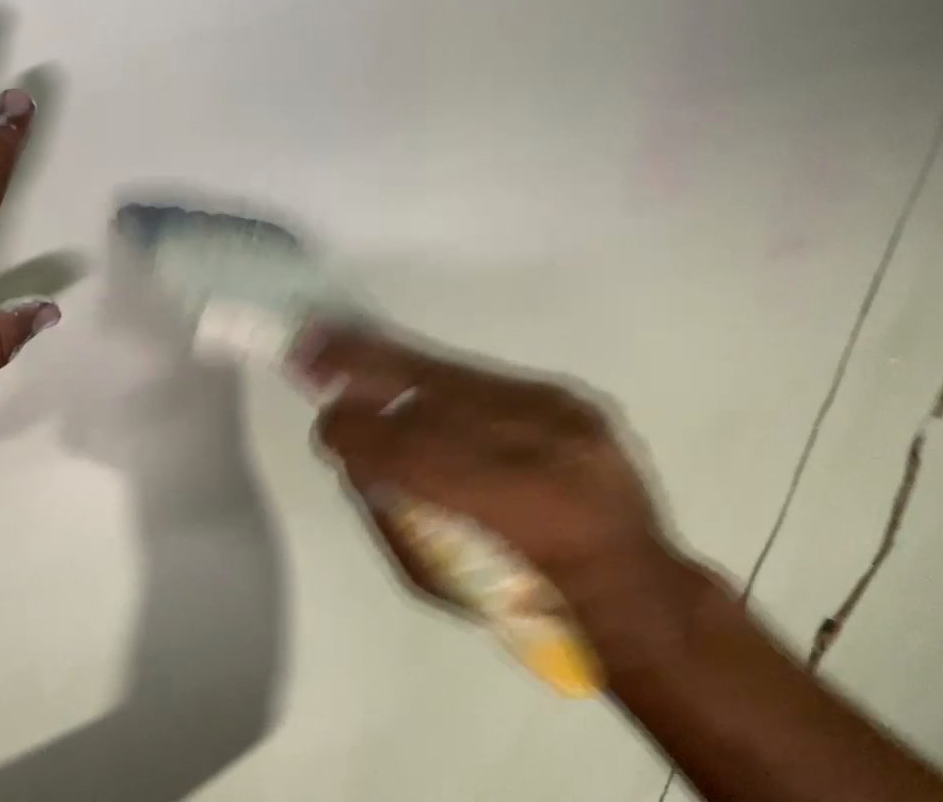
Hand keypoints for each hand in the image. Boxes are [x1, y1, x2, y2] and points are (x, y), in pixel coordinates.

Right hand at [294, 324, 705, 668]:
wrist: (632, 583)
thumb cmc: (528, 598)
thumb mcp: (442, 580)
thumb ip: (390, 511)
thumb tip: (352, 452)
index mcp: (517, 512)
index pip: (411, 453)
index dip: (356, 433)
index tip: (323, 426)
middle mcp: (548, 451)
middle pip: (430, 396)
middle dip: (362, 368)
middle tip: (310, 348)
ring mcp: (564, 416)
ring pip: (453, 376)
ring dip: (391, 364)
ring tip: (340, 344)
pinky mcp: (570, 398)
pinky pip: (481, 379)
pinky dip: (435, 379)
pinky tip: (401, 375)